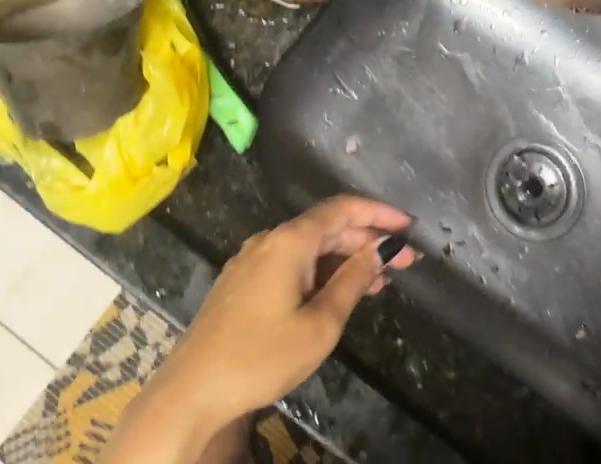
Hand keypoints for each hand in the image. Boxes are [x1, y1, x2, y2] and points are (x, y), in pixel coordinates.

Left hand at [155, 196, 416, 425]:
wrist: (190, 391)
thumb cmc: (261, 356)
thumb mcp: (320, 324)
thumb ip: (353, 280)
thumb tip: (382, 249)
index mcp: (290, 241)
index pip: (342, 209)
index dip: (379, 214)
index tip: (409, 227)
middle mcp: (270, 240)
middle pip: (327, 228)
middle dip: (367, 241)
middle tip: (404, 263)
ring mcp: (252, 260)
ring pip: (309, 248)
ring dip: (345, 259)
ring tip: (379, 282)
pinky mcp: (242, 282)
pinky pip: (291, 263)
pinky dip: (320, 272)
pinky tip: (337, 293)